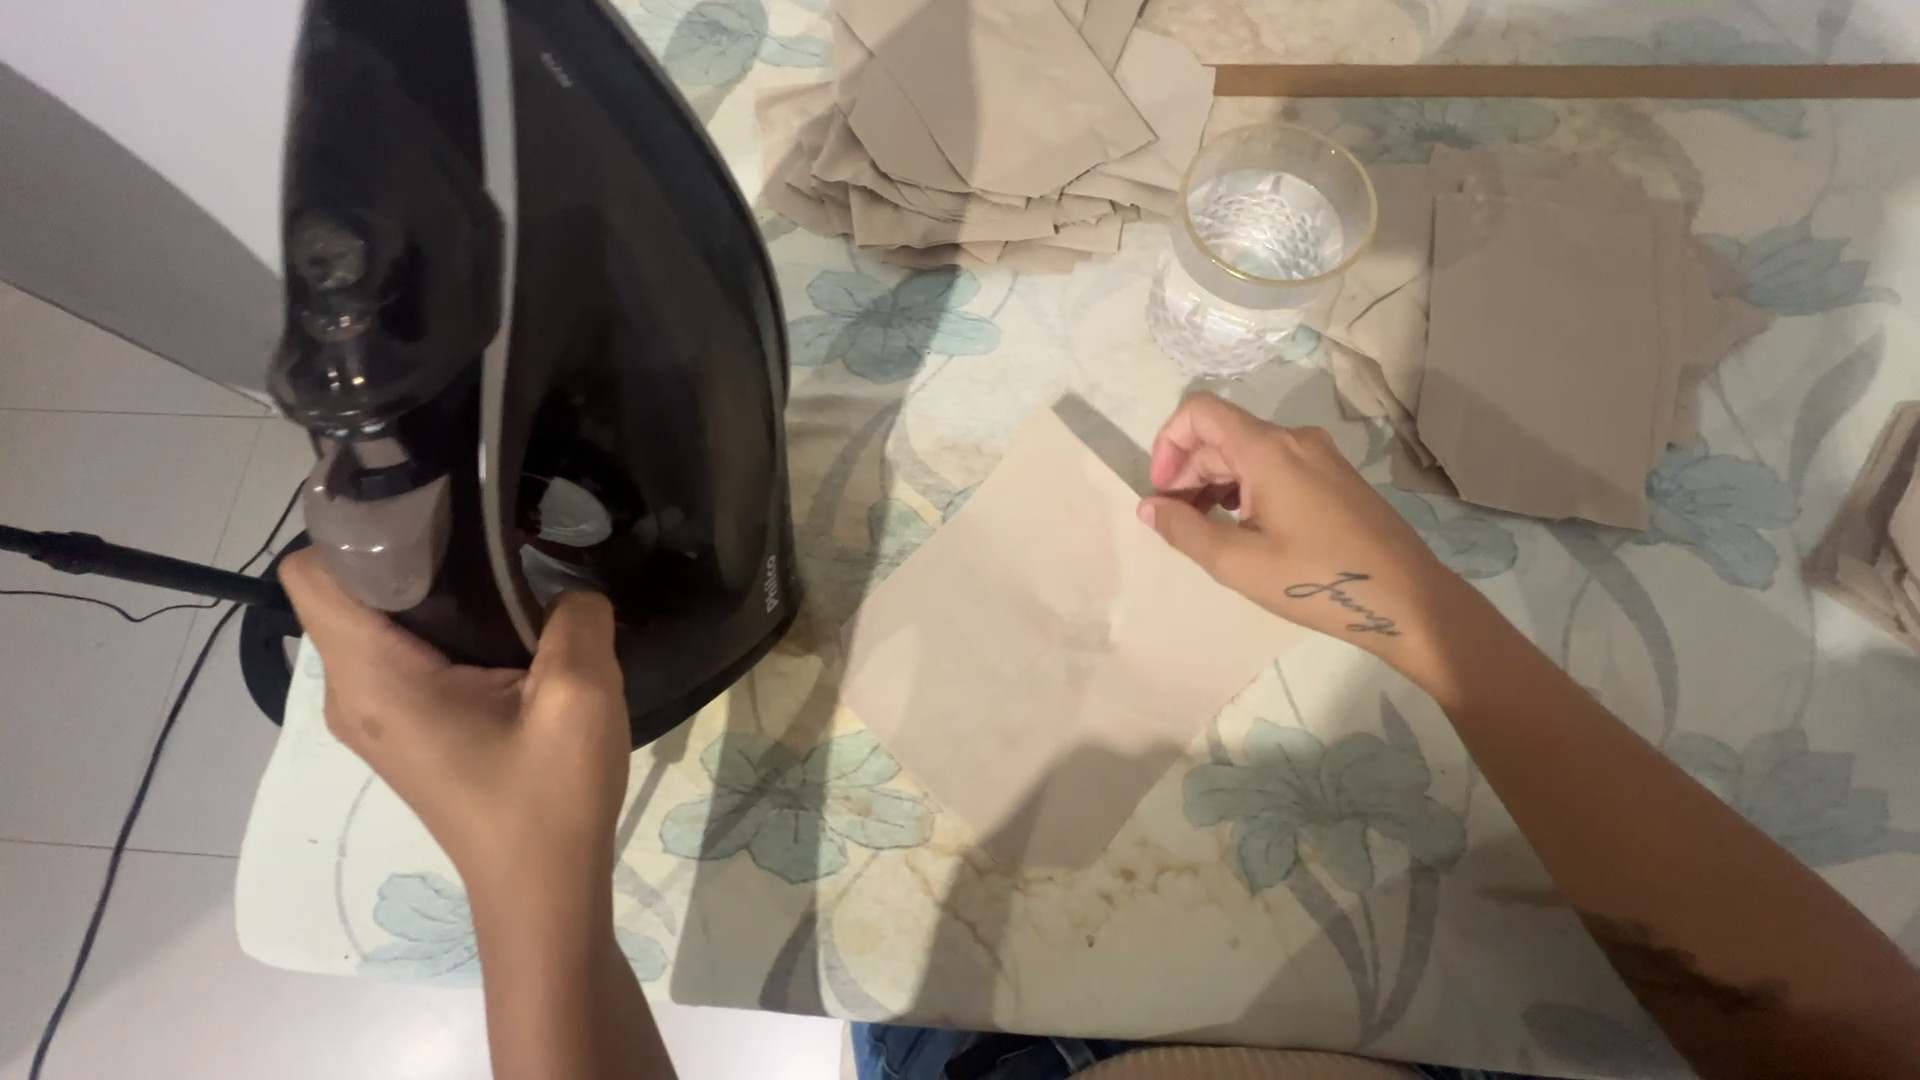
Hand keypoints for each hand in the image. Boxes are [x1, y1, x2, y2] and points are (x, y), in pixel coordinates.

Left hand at [279, 550, 630, 891]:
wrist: (544, 885)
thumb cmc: (549, 796)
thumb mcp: (581, 693)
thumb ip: (576, 618)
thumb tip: (570, 591)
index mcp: (377, 679)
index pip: (314, 573)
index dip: (364, 527)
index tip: (442, 506)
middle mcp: (358, 692)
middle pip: (352, 589)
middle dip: (417, 551)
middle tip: (501, 532)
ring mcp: (383, 714)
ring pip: (387, 620)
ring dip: (443, 591)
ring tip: (517, 575)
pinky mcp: (414, 727)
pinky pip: (413, 652)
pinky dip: (454, 627)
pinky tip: (518, 631)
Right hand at [1138, 393, 1467, 659]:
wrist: (1408, 600)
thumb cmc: (1316, 580)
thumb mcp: (1237, 562)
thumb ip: (1184, 530)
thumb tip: (1149, 506)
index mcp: (1268, 450)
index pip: (1199, 412)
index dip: (1167, 443)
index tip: (1162, 491)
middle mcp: (1293, 440)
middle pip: (1220, 436)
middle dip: (1187, 473)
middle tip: (1175, 523)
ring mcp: (1318, 457)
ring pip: (1246, 453)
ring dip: (1213, 484)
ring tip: (1204, 531)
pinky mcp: (1332, 478)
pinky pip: (1273, 468)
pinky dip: (1243, 489)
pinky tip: (1241, 529)